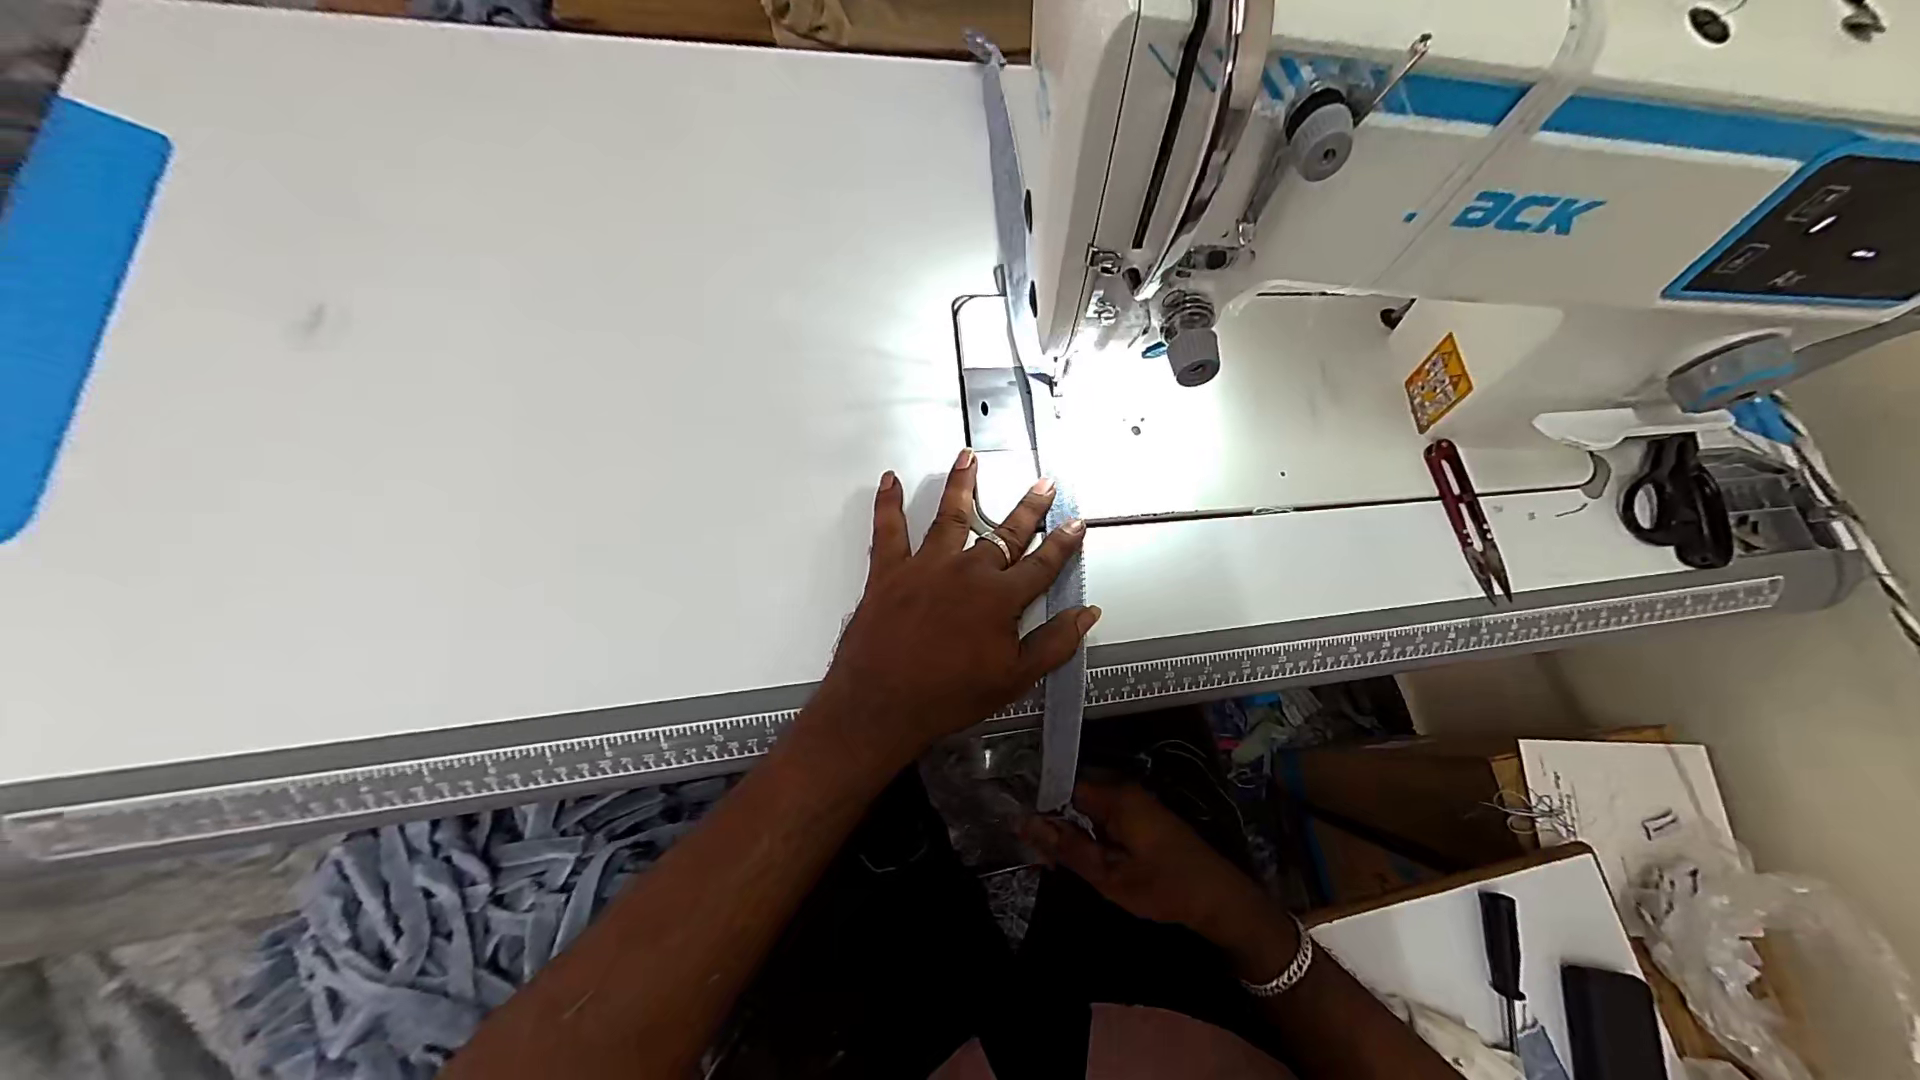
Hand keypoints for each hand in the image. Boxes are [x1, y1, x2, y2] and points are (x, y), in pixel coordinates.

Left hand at [810, 448, 1098, 768]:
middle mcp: (965, 573)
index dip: (1063, 543)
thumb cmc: (944, 696)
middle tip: (1042, 485)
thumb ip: (1054, 644)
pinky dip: (887, 503)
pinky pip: (888, 529)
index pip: (1042, 563)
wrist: (882, 705)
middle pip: (1005, 532)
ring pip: (951, 516)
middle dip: (1028, 507)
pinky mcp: (889, 572)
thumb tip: (1084, 617)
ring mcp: (926, 567)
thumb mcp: (1013, 678)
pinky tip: (890, 482)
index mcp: (999, 598)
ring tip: (968, 459)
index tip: (1074, 524)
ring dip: (962, 484)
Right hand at [1024, 781, 1299, 980]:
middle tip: (1041, 855)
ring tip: (1057, 859)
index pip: (1063, 785)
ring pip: (1088, 806)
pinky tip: (1084, 857)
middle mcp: (1124, 789)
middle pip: (1074, 794)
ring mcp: (1135, 800)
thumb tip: (1024, 822)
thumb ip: (1067, 847)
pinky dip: (1090, 833)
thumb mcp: (1109, 875)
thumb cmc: (1165, 887)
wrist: (1221, 900)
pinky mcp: (1142, 815)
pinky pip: (1103, 814)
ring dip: (1072, 829)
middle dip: (1054, 820)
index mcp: (1115, 796)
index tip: (1024, 832)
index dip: (1041, 806)